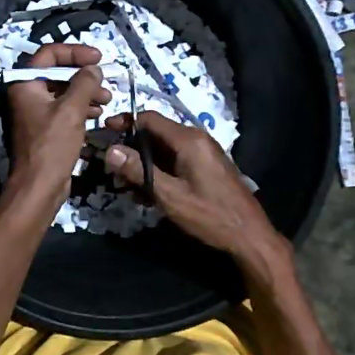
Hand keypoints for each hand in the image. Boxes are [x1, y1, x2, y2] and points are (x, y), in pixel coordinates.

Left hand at [4, 43, 109, 201]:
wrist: (38, 185)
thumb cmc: (52, 144)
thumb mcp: (72, 110)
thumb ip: (84, 83)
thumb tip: (93, 68)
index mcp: (24, 84)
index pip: (49, 54)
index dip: (75, 52)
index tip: (99, 58)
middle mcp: (25, 94)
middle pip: (57, 73)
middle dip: (83, 76)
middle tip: (105, 84)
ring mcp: (33, 112)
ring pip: (62, 93)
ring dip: (85, 93)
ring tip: (106, 100)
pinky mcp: (43, 129)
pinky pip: (62, 110)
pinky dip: (80, 109)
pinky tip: (97, 115)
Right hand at [101, 111, 287, 262]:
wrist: (249, 236)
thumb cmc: (210, 215)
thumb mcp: (169, 195)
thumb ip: (139, 171)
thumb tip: (110, 150)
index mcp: (188, 140)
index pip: (149, 118)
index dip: (124, 123)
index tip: (104, 134)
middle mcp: (196, 139)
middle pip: (155, 132)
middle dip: (131, 148)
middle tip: (112, 168)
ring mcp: (203, 152)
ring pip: (163, 148)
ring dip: (143, 162)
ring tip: (126, 184)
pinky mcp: (205, 166)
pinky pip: (175, 159)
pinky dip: (158, 170)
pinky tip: (147, 192)